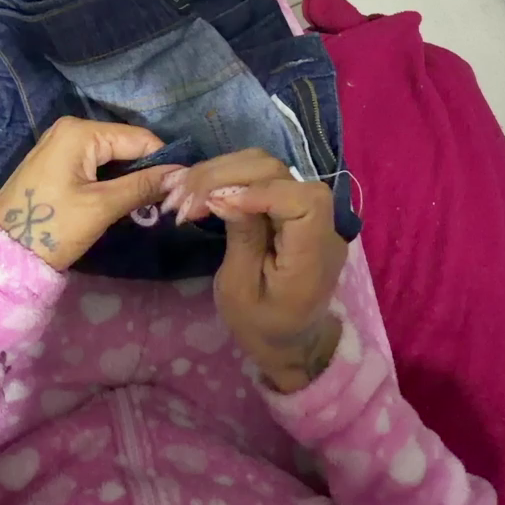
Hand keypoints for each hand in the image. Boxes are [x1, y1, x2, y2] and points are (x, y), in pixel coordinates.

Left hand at [0, 117, 180, 270]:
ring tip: (148, 206)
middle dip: (147, 171)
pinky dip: (111, 181)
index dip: (164, 163)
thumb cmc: (52, 227)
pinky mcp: (57, 163)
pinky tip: (122, 202)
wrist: (2, 252)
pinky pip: (95, 165)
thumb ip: (143, 186)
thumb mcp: (101, 206)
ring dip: (130, 179)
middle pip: (126, 145)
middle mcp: (70, 129)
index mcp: (80, 131)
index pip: (139, 138)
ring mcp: (61, 145)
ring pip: (113, 157)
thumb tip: (182, 175)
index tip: (182, 190)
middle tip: (165, 203)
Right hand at [171, 150, 347, 392]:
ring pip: (268, 166)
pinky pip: (264, 176)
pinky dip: (229, 174)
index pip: (304, 202)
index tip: (215, 203)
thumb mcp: (240, 291)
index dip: (261, 192)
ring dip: (222, 170)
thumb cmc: (261, 324)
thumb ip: (242, 240)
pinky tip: (201, 185)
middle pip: (280, 173)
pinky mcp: (293, 206)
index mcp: (312, 256)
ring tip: (185, 188)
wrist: (289, 338)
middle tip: (182, 195)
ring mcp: (310, 212)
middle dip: (227, 175)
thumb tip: (224, 196)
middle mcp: (321, 225)